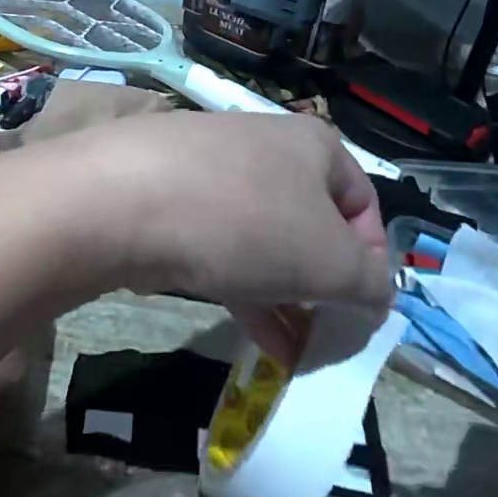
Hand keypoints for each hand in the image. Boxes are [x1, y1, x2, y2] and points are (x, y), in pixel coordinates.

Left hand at [48, 111, 392, 361]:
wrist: (124, 200)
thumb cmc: (246, 222)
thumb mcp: (330, 261)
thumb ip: (368, 283)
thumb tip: (374, 295)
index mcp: (313, 145)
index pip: (363, 203)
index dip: (371, 260)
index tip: (360, 309)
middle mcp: (265, 147)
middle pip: (310, 223)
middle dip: (321, 285)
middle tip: (323, 334)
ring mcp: (212, 169)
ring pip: (264, 239)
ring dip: (284, 295)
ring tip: (294, 350)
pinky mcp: (171, 196)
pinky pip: (221, 244)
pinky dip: (243, 287)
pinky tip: (255, 338)